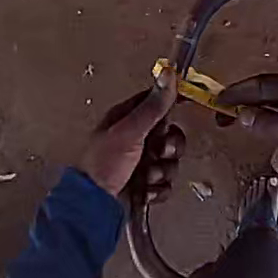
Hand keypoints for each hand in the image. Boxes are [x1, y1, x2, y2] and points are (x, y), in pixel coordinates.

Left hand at [78, 69, 181, 198]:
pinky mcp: (145, 185)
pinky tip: (144, 190)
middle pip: (170, 135)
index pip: (156, 102)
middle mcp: (135, 138)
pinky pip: (165, 184)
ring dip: (161, 171)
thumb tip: (168, 72)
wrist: (93, 206)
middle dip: (169, 147)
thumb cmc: (104, 162)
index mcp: (127, 118)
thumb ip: (153, 105)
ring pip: (170, 161)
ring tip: (145, 176)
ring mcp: (140, 162)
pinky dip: (156, 189)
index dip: (171, 103)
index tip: (184, 104)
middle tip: (159, 152)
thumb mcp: (130, 130)